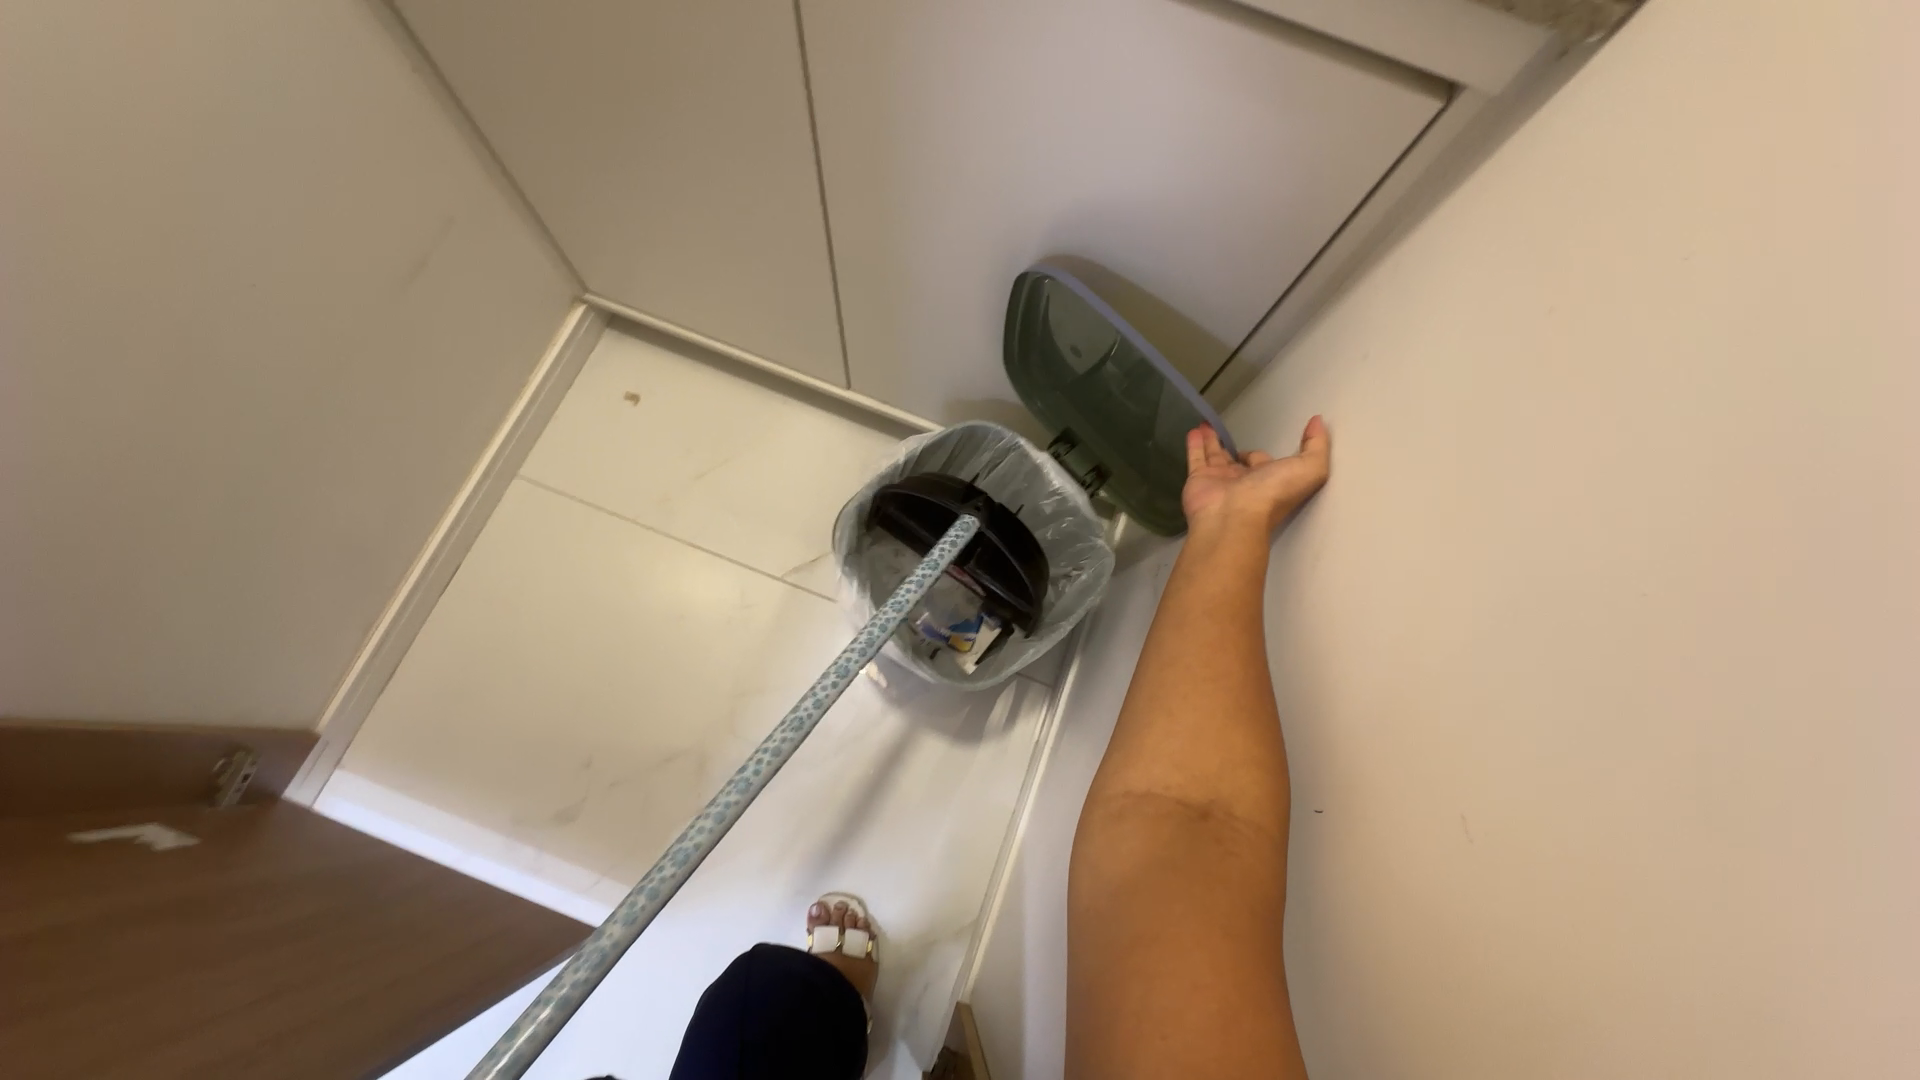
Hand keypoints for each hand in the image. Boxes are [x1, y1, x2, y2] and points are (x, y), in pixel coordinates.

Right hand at [1182, 416, 1330, 533]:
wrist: (1233, 517)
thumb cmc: (1273, 494)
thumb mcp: (1310, 468)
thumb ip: (1316, 445)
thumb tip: (1317, 421)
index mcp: (1268, 479)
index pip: (1263, 462)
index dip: (1262, 454)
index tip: (1258, 445)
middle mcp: (1243, 480)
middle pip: (1238, 461)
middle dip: (1235, 449)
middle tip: (1229, 435)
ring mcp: (1218, 480)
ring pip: (1215, 455)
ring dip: (1212, 440)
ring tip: (1205, 424)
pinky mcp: (1198, 479)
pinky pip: (1195, 457)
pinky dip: (1194, 444)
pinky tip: (1193, 431)